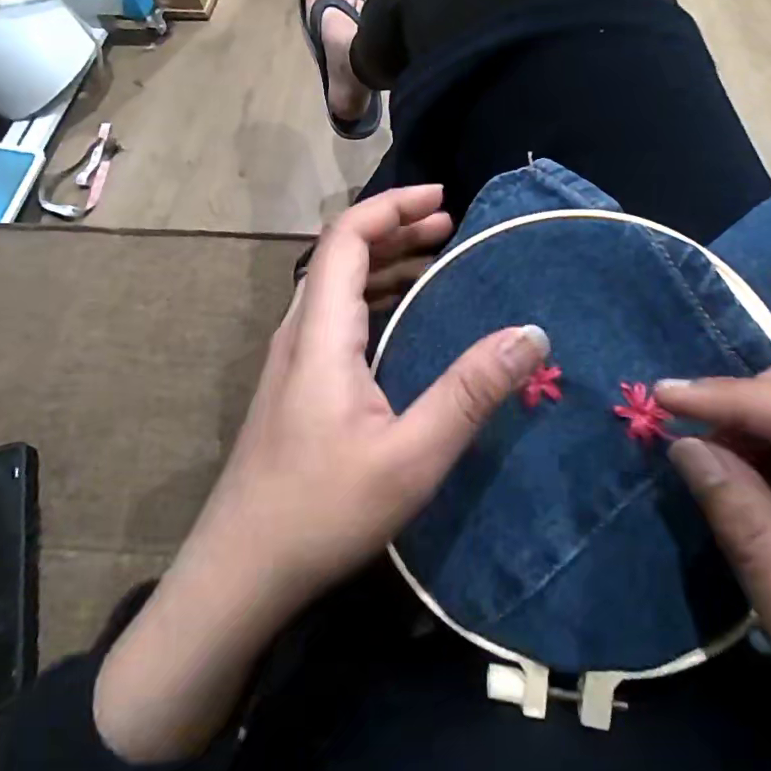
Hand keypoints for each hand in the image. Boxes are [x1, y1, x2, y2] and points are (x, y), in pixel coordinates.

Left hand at [95, 186, 546, 761]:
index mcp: (320, 334)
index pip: (345, 239)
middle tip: (450, 227)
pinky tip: (400, 322)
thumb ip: (470, 392)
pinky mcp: (294, 389)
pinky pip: (334, 320)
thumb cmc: (322, 511)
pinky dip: (372, 299)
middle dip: (395, 230)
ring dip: (383, 264)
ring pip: (335, 288)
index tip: (441, 199)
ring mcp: (290, 363)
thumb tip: (530, 333)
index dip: (391, 208)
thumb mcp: (411, 456)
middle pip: (339, 256)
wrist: (239, 571)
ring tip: (434, 261)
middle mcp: (298, 335)